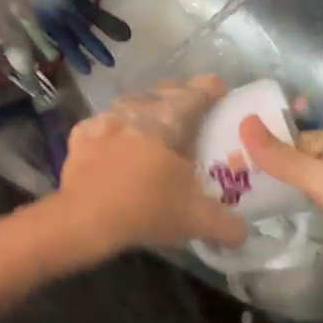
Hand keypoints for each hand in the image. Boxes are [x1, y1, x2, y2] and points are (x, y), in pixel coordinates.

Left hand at [56, 76, 247, 249]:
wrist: (86, 219)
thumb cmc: (147, 209)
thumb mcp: (197, 220)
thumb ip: (227, 225)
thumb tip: (243, 233)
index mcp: (166, 121)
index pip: (194, 94)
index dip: (210, 89)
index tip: (220, 89)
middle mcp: (133, 113)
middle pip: (160, 93)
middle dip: (177, 95)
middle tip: (189, 105)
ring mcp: (102, 124)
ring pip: (127, 105)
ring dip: (142, 108)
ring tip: (151, 119)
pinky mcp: (79, 141)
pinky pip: (96, 126)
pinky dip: (108, 128)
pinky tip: (111, 137)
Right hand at [237, 122, 322, 265]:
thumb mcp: (322, 180)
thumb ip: (283, 157)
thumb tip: (244, 121)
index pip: (292, 139)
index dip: (268, 145)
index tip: (241, 160)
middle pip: (309, 154)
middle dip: (284, 161)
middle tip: (252, 182)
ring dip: (304, 179)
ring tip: (277, 197)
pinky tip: (322, 209)